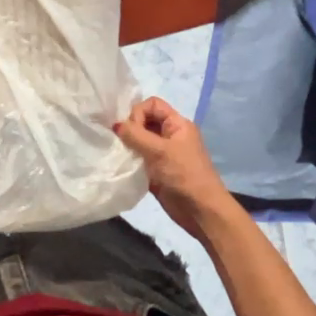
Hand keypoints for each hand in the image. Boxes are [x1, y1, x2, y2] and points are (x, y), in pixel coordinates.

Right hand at [115, 97, 236, 242]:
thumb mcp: (159, 151)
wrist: (201, 211)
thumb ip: (135, 135)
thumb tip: (115, 124)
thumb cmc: (184, 175)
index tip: (131, 130)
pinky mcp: (156, 170)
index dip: (138, 112)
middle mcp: (170, 135)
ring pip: (140, 140)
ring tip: (119, 153)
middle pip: (144, 121)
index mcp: (177, 124)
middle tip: (122, 142)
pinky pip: (139, 157)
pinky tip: (122, 165)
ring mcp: (163, 153)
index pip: (152, 104)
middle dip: (130, 128)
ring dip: (128, 145)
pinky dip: (130, 159)